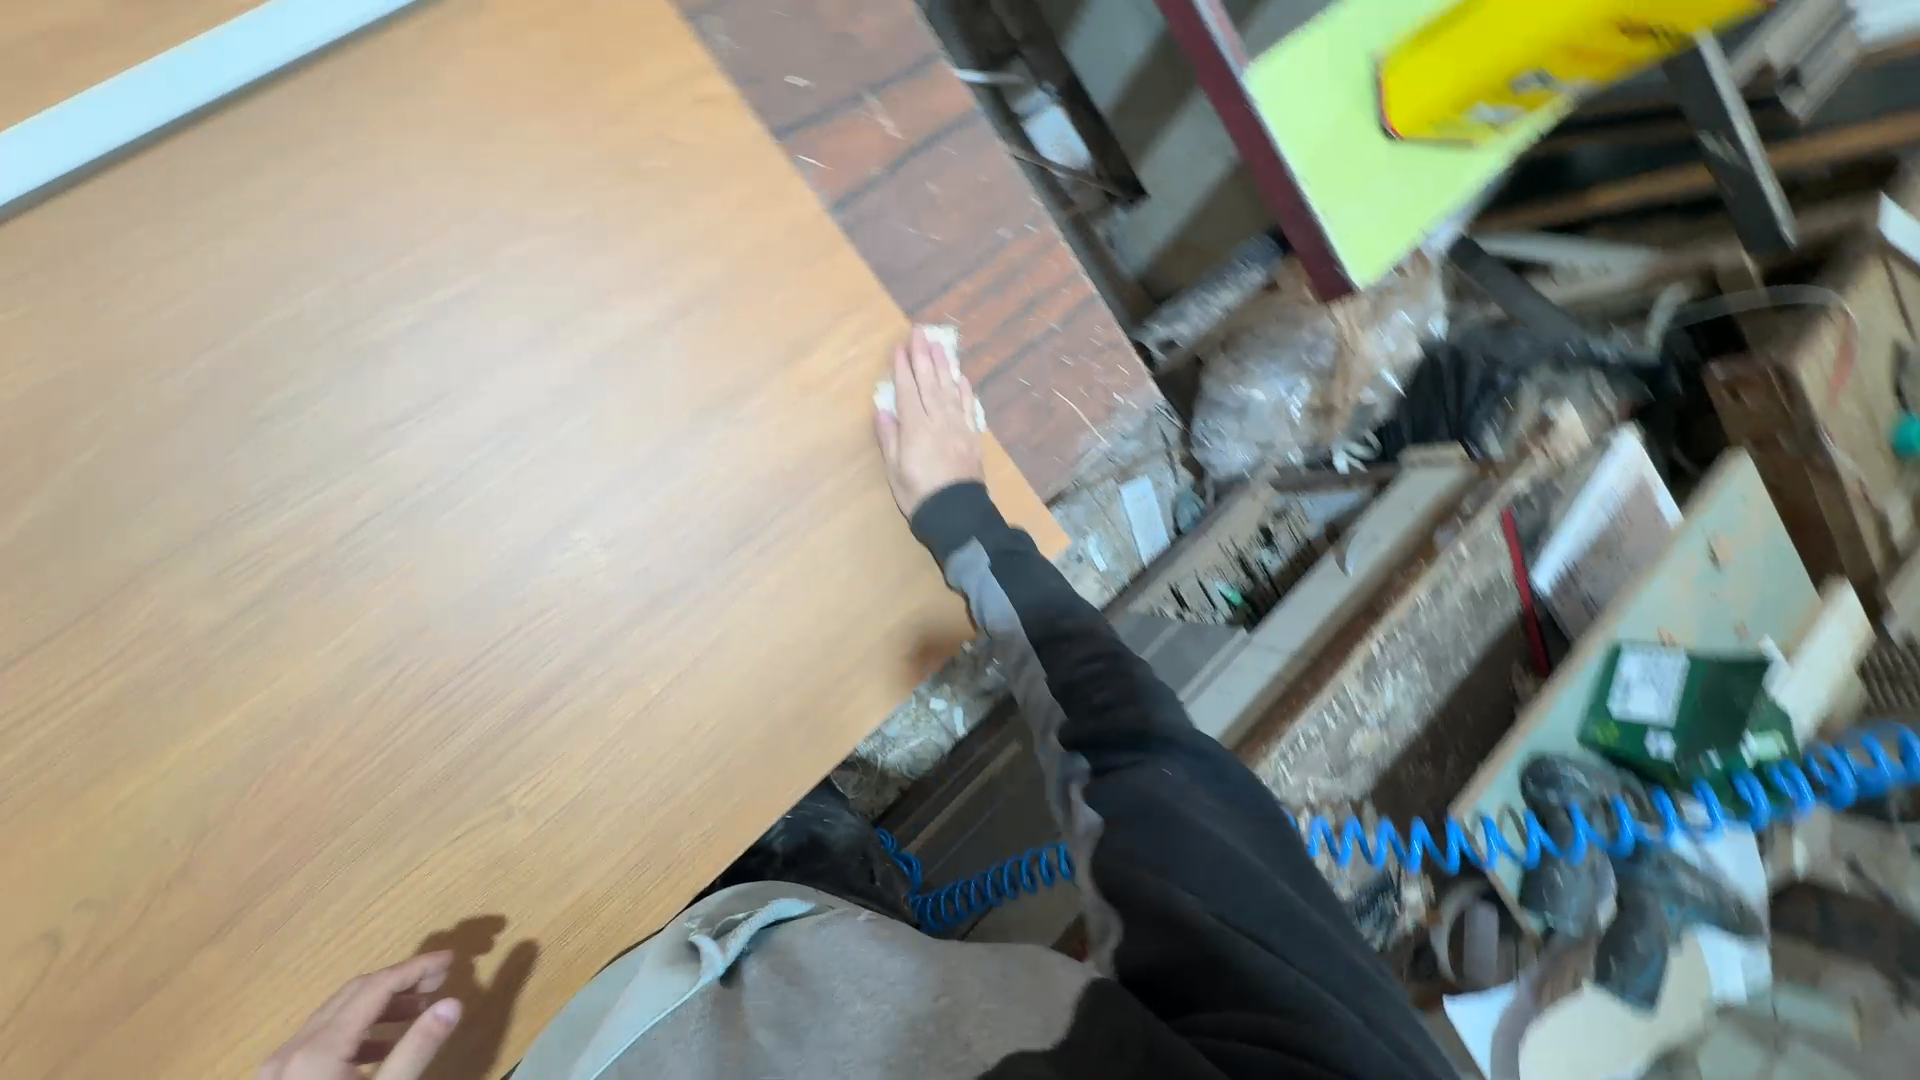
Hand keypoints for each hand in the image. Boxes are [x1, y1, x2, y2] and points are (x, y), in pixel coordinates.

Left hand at [260, 952, 461, 1079]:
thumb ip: (417, 1049)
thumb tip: (453, 1003)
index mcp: (319, 1050)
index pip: (376, 987)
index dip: (416, 968)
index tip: (451, 961)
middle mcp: (292, 1049)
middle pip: (354, 992)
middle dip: (400, 981)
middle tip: (440, 981)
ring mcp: (278, 1066)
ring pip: (336, 1012)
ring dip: (380, 1004)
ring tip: (419, 1011)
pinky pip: (322, 1036)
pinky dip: (359, 1027)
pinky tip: (382, 1046)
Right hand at [875, 326, 984, 517]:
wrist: (957, 513)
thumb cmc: (919, 494)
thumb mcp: (895, 470)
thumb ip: (889, 437)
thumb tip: (883, 409)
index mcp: (915, 427)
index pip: (907, 390)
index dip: (902, 368)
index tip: (900, 346)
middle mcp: (938, 420)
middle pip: (930, 382)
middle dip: (923, 355)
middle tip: (920, 331)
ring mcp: (959, 426)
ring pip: (950, 389)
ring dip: (944, 365)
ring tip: (940, 345)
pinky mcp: (973, 436)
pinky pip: (970, 407)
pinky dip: (965, 390)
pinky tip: (961, 377)